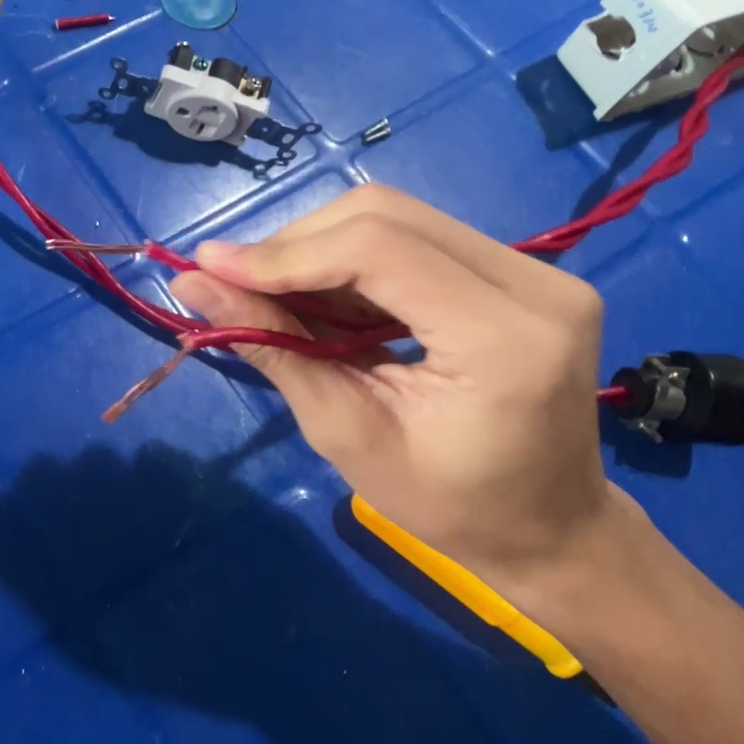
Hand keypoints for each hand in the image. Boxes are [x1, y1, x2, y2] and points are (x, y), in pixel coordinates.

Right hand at [169, 185, 624, 589]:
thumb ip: (273, 347)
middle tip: (234, 283)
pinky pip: (415, 235)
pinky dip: (351, 257)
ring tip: (272, 294)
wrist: (552, 527)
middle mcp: (536, 284)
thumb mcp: (345, 432)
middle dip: (294, 243)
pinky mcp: (522, 270)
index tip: (208, 268)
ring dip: (317, 247)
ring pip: (396, 216)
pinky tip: (322, 296)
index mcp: (503, 339)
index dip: (283, 252)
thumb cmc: (447, 504)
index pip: (378, 251)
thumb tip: (190, 284)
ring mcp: (537, 270)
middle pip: (385, 215)